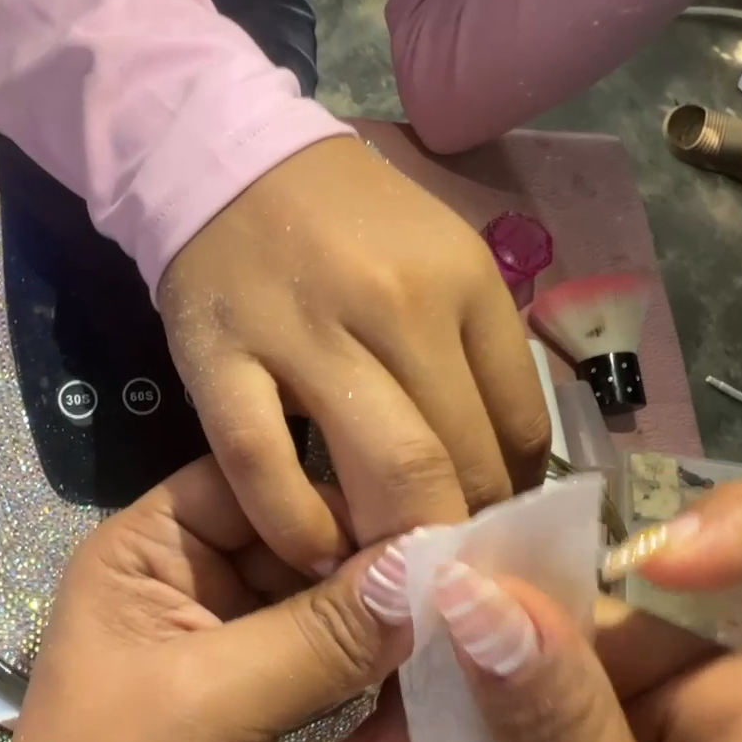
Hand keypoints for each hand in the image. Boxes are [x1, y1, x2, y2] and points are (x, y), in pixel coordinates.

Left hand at [0, 458, 410, 741]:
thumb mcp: (210, 707)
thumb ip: (320, 630)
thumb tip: (428, 561)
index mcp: (147, 554)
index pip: (250, 479)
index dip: (329, 496)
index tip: (420, 535)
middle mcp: (190, 585)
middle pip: (305, 549)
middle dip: (368, 602)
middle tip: (439, 646)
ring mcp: (233, 649)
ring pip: (335, 618)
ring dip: (378, 678)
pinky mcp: (268, 708)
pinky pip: (341, 679)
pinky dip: (374, 718)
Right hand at [158, 135, 549, 573]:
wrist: (232, 168)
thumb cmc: (346, 224)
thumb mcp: (440, 262)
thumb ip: (478, 355)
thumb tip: (503, 466)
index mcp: (464, 282)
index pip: (520, 425)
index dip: (514, 501)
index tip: (491, 534)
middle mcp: (397, 307)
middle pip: (458, 460)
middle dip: (459, 538)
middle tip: (442, 572)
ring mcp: (304, 335)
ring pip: (381, 468)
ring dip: (393, 544)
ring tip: (385, 572)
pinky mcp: (222, 362)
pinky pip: (265, 465)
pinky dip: (296, 525)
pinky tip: (312, 554)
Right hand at [334, 482, 741, 741]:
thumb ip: (555, 734)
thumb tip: (471, 589)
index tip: (624, 562)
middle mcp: (736, 705)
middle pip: (621, 605)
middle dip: (494, 644)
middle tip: (392, 693)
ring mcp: (656, 728)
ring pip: (541, 659)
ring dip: (446, 713)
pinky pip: (516, 713)